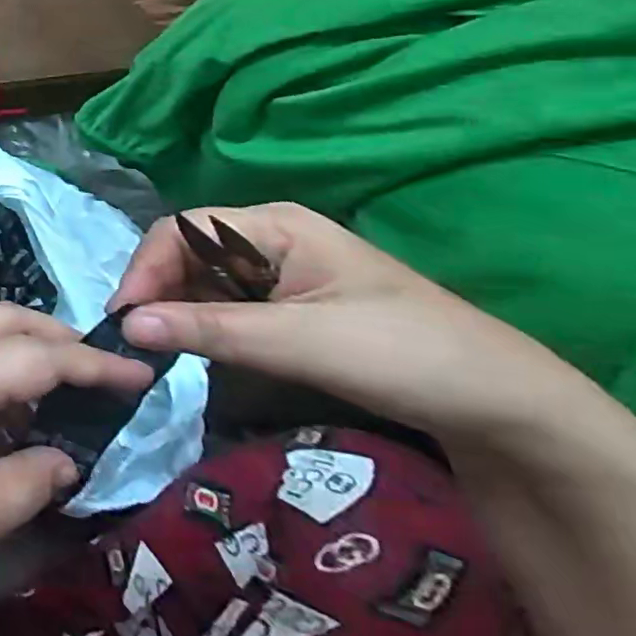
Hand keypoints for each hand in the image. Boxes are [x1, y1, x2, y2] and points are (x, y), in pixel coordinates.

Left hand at [0, 304, 153, 573]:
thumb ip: (31, 480)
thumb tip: (63, 459)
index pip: (42, 355)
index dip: (96, 364)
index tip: (142, 373)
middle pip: (7, 318)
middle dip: (58, 335)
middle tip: (100, 371)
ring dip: (24, 346)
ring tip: (60, 393)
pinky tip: (8, 411)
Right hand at [111, 203, 577, 440]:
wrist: (509, 411)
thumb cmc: (404, 354)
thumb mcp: (299, 341)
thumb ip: (209, 330)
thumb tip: (126, 325)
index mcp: (273, 224)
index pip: (180, 229)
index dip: (145, 267)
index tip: (126, 317)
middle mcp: (268, 239)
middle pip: (185, 252)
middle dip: (156, 290)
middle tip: (137, 338)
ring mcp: (277, 272)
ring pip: (200, 280)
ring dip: (175, 310)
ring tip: (158, 347)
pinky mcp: (286, 306)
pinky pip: (223, 305)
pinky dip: (200, 324)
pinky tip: (193, 348)